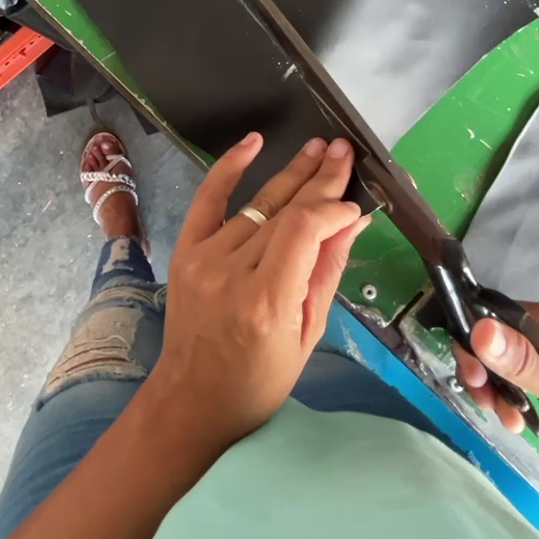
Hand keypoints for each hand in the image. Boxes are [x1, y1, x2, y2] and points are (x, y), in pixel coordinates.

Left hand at [142, 133, 369, 450]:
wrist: (192, 396)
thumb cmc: (259, 379)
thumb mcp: (307, 334)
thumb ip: (326, 271)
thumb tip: (352, 221)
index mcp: (267, 301)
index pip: (304, 230)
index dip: (332, 207)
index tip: (354, 204)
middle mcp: (232, 272)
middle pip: (283, 209)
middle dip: (318, 178)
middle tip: (342, 150)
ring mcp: (203, 257)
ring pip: (256, 204)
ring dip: (290, 173)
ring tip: (317, 148)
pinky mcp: (184, 250)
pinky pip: (208, 199)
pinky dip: (229, 167)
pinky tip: (253, 142)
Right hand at [453, 302, 538, 503]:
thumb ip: (527, 365)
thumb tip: (477, 328)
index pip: (483, 317)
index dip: (470, 352)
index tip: (480, 393)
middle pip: (497, 335)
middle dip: (487, 373)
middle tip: (499, 418)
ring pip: (519, 353)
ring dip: (507, 385)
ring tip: (520, 426)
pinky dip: (531, 389)